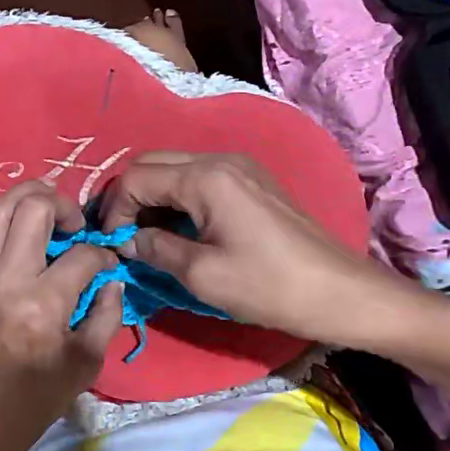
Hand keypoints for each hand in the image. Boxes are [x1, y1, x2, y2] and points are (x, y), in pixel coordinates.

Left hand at [0, 181, 123, 450]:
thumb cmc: (38, 392)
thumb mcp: (88, 361)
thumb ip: (107, 315)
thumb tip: (113, 281)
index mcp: (44, 303)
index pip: (81, 255)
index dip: (102, 254)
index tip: (107, 264)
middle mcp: (8, 278)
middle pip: (33, 209)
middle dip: (63, 204)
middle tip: (74, 224)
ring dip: (26, 198)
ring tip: (45, 209)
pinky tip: (9, 223)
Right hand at [98, 152, 405, 348]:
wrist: (338, 291)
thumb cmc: (268, 286)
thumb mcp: (202, 275)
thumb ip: (156, 249)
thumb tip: (128, 241)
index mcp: (205, 177)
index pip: (136, 176)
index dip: (115, 208)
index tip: (111, 243)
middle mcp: (220, 159)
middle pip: (153, 163)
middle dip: (130, 197)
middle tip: (123, 237)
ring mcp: (241, 167)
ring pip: (177, 168)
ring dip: (154, 198)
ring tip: (148, 237)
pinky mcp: (253, 182)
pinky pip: (201, 179)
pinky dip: (179, 198)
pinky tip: (180, 230)